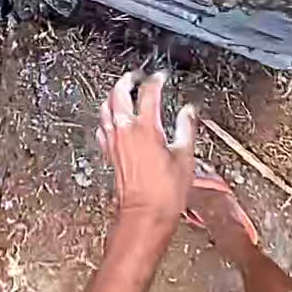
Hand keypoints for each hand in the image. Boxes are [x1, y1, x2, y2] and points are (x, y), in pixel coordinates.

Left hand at [97, 71, 196, 237]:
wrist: (144, 216)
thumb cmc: (165, 192)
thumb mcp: (185, 158)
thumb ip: (186, 129)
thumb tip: (189, 112)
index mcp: (146, 128)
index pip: (148, 92)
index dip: (155, 80)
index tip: (161, 76)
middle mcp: (126, 131)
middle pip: (119, 94)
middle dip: (127, 80)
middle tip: (136, 76)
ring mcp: (114, 142)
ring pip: (106, 109)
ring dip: (113, 96)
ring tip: (122, 91)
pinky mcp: (109, 154)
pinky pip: (103, 128)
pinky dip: (106, 118)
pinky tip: (111, 120)